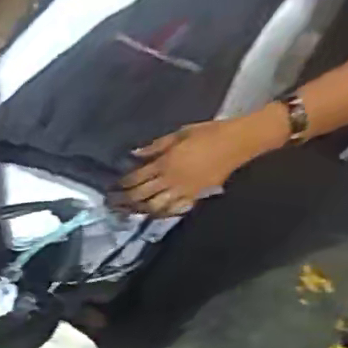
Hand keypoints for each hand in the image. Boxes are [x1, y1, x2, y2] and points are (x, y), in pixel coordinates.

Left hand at [117, 117, 272, 216]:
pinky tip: (151, 214)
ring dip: (138, 210)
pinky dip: (160, 213)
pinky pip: (172, 209)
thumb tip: (135, 154)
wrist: (236, 143)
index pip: (137, 177)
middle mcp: (170, 179)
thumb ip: (156, 146)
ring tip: (126, 212)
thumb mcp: (180, 133)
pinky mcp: (193, 197)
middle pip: (141, 195)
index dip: (122, 184)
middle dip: (124, 201)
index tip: (111, 188)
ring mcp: (181, 191)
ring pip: (154, 206)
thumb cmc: (209, 133)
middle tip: (111, 205)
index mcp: (165, 161)